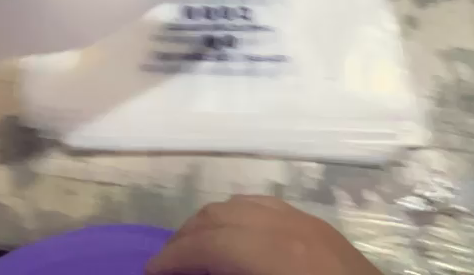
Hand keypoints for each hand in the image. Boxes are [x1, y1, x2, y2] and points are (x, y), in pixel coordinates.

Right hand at [148, 198, 381, 274]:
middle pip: (222, 216)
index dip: (173, 258)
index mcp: (280, 257)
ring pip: (244, 205)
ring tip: (193, 255)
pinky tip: (235, 245)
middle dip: (186, 238)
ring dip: (212, 225)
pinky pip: (269, 209)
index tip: (147, 274)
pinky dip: (239, 220)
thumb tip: (192, 272)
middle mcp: (293, 228)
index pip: (210, 243)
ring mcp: (312, 224)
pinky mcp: (326, 232)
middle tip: (164, 267)